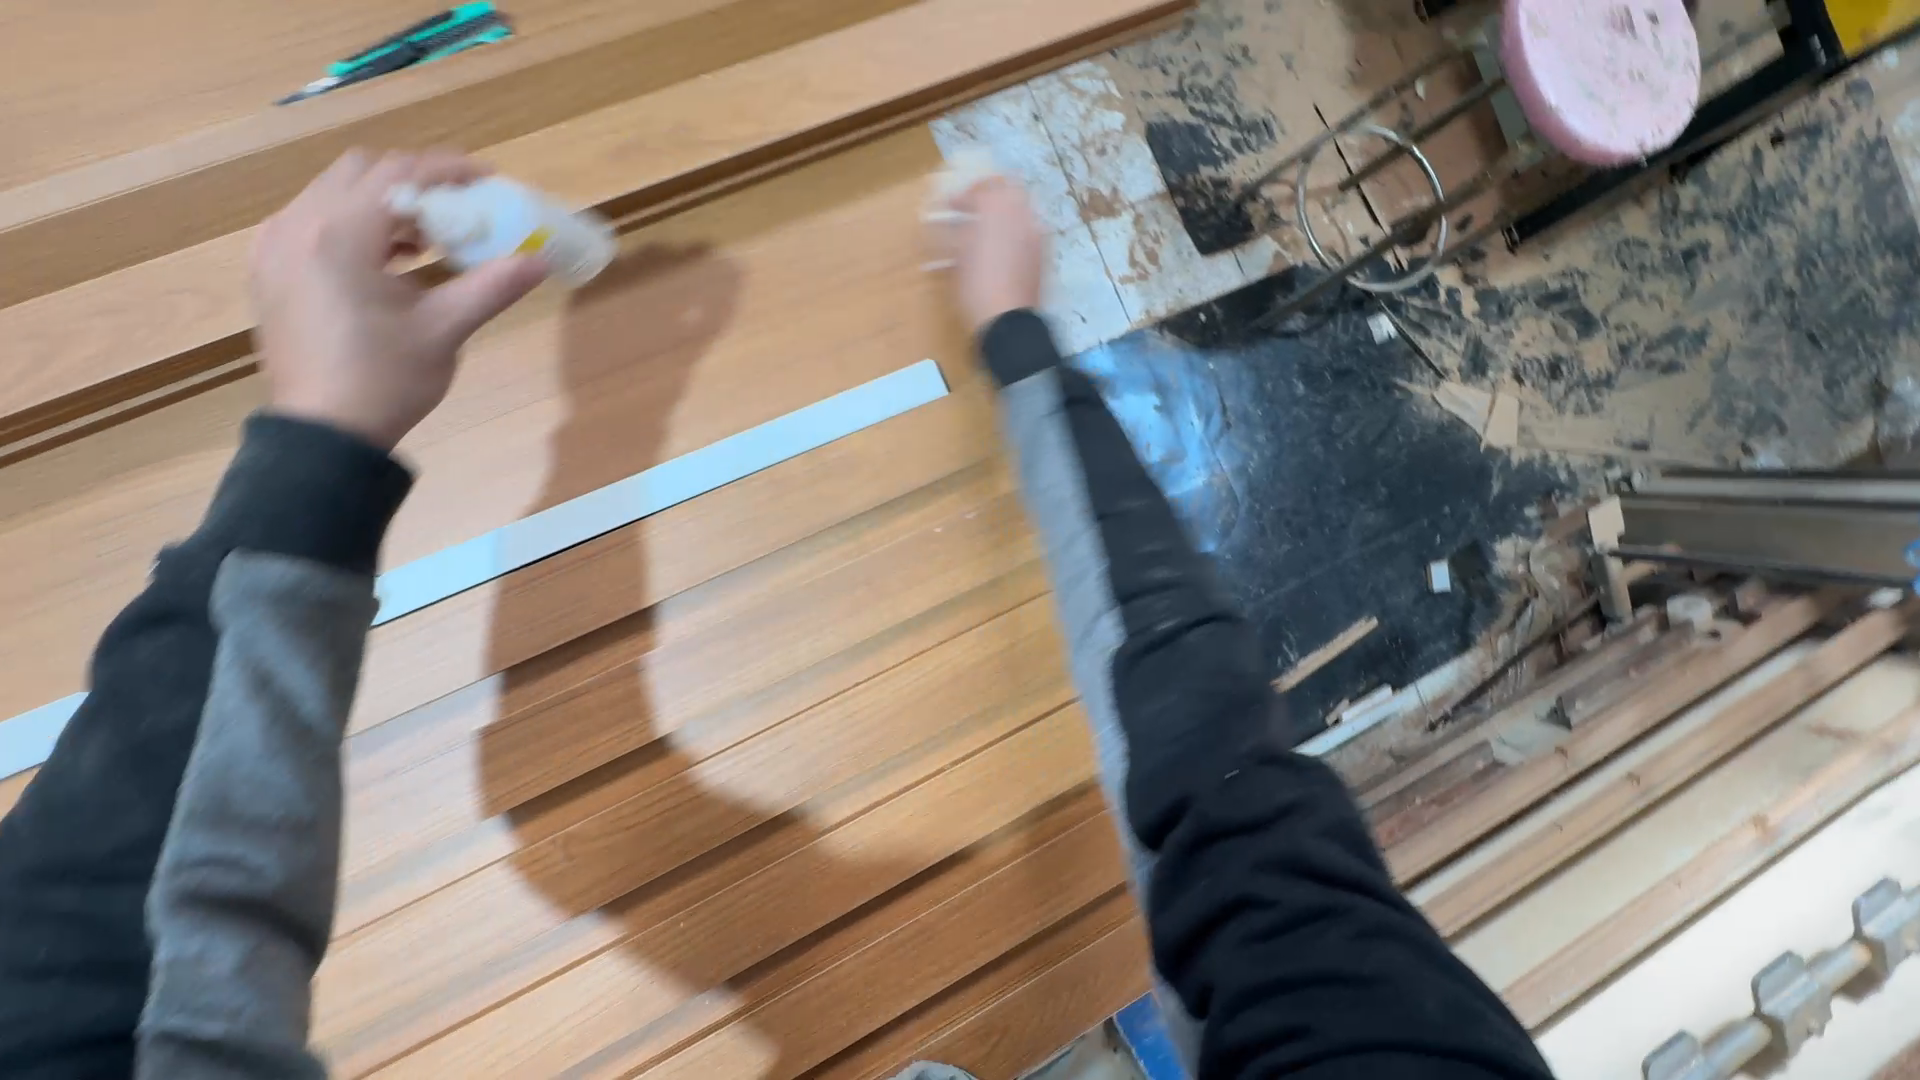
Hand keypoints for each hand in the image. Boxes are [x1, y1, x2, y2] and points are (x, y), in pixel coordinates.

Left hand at [250, 149, 548, 450]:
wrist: (325, 432)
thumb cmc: (387, 379)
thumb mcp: (446, 330)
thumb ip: (492, 286)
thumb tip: (541, 261)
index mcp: (339, 235)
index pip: (397, 174)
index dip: (447, 170)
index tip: (487, 179)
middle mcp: (296, 226)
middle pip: (359, 173)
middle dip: (414, 181)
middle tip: (459, 207)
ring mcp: (275, 247)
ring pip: (333, 196)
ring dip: (386, 205)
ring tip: (431, 238)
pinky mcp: (271, 270)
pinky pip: (315, 224)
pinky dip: (358, 227)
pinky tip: (391, 262)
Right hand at [937, 175, 1047, 333]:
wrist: (1009, 323)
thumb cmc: (976, 288)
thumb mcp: (958, 256)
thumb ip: (953, 229)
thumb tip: (946, 218)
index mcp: (997, 208)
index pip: (980, 187)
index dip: (962, 195)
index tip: (949, 208)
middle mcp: (1022, 214)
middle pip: (1007, 189)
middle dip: (989, 196)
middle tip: (973, 210)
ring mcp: (1037, 233)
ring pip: (1021, 208)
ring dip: (1003, 213)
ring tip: (986, 231)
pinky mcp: (1044, 252)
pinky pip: (1029, 230)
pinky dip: (1015, 231)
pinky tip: (1002, 249)